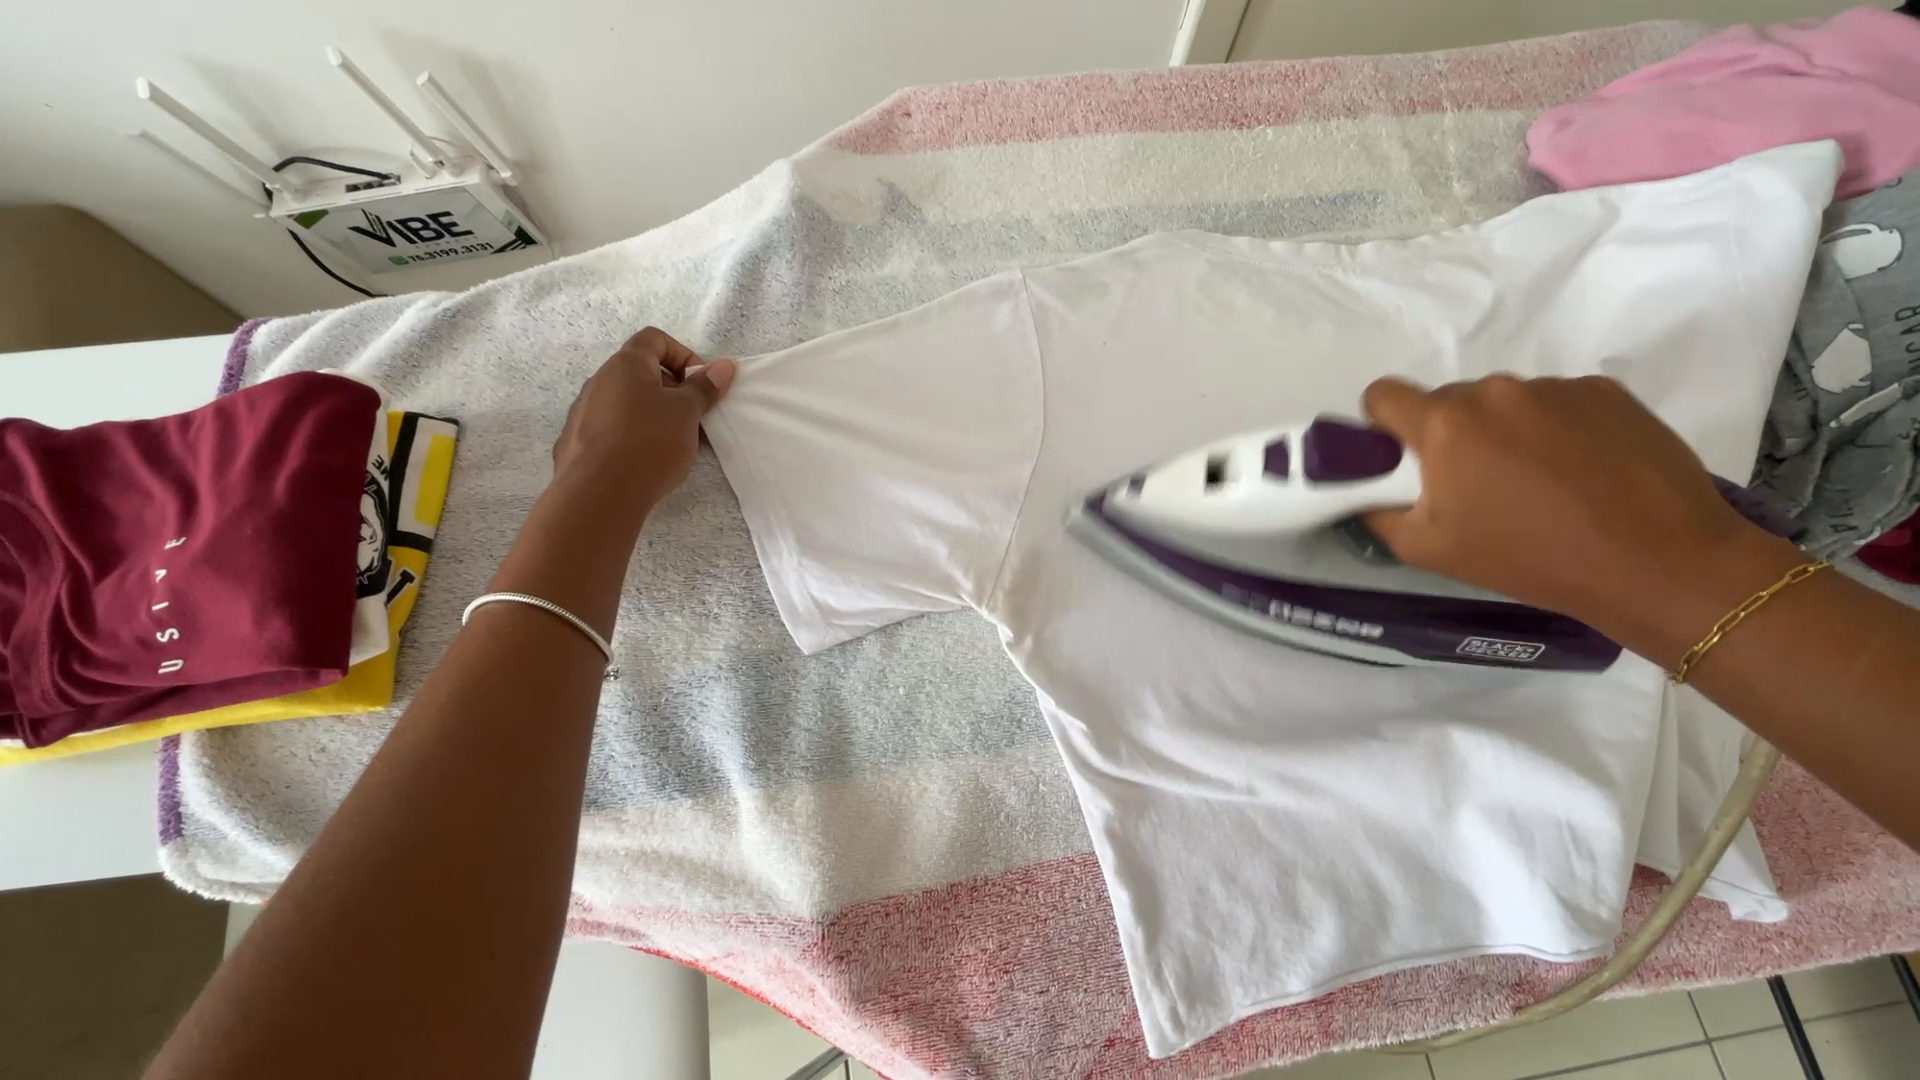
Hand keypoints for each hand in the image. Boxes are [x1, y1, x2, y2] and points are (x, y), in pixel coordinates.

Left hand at [551, 327, 735, 508]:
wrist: (599, 493)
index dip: (683, 355)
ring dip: (652, 413)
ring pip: (626, 402)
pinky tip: (644, 461)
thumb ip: (704, 388)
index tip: (699, 384)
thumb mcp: (687, 413)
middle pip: (640, 371)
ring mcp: (583, 411)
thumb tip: (724, 366)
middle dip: (671, 390)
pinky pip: (610, 427)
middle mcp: (599, 381)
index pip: (655, 338)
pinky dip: (632, 434)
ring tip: (671, 443)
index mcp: (626, 365)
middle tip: (692, 417)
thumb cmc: (650, 443)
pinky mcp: (576, 441)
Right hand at [1358, 374, 1797, 640]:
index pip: (1383, 394)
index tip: (1400, 459)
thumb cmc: (1527, 557)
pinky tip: (1578, 471)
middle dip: (1447, 435)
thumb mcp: (1427, 550)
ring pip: (1502, 402)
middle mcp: (1494, 391)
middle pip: (1446, 401)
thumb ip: (1377, 513)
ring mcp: (1554, 387)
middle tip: (1473, 486)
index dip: (1381, 424)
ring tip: (1536, 482)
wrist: (1658, 560)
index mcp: (1444, 424)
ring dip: (1501, 432)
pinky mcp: (1605, 392)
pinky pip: (1554, 402)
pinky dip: (1552, 429)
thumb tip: (1365, 493)